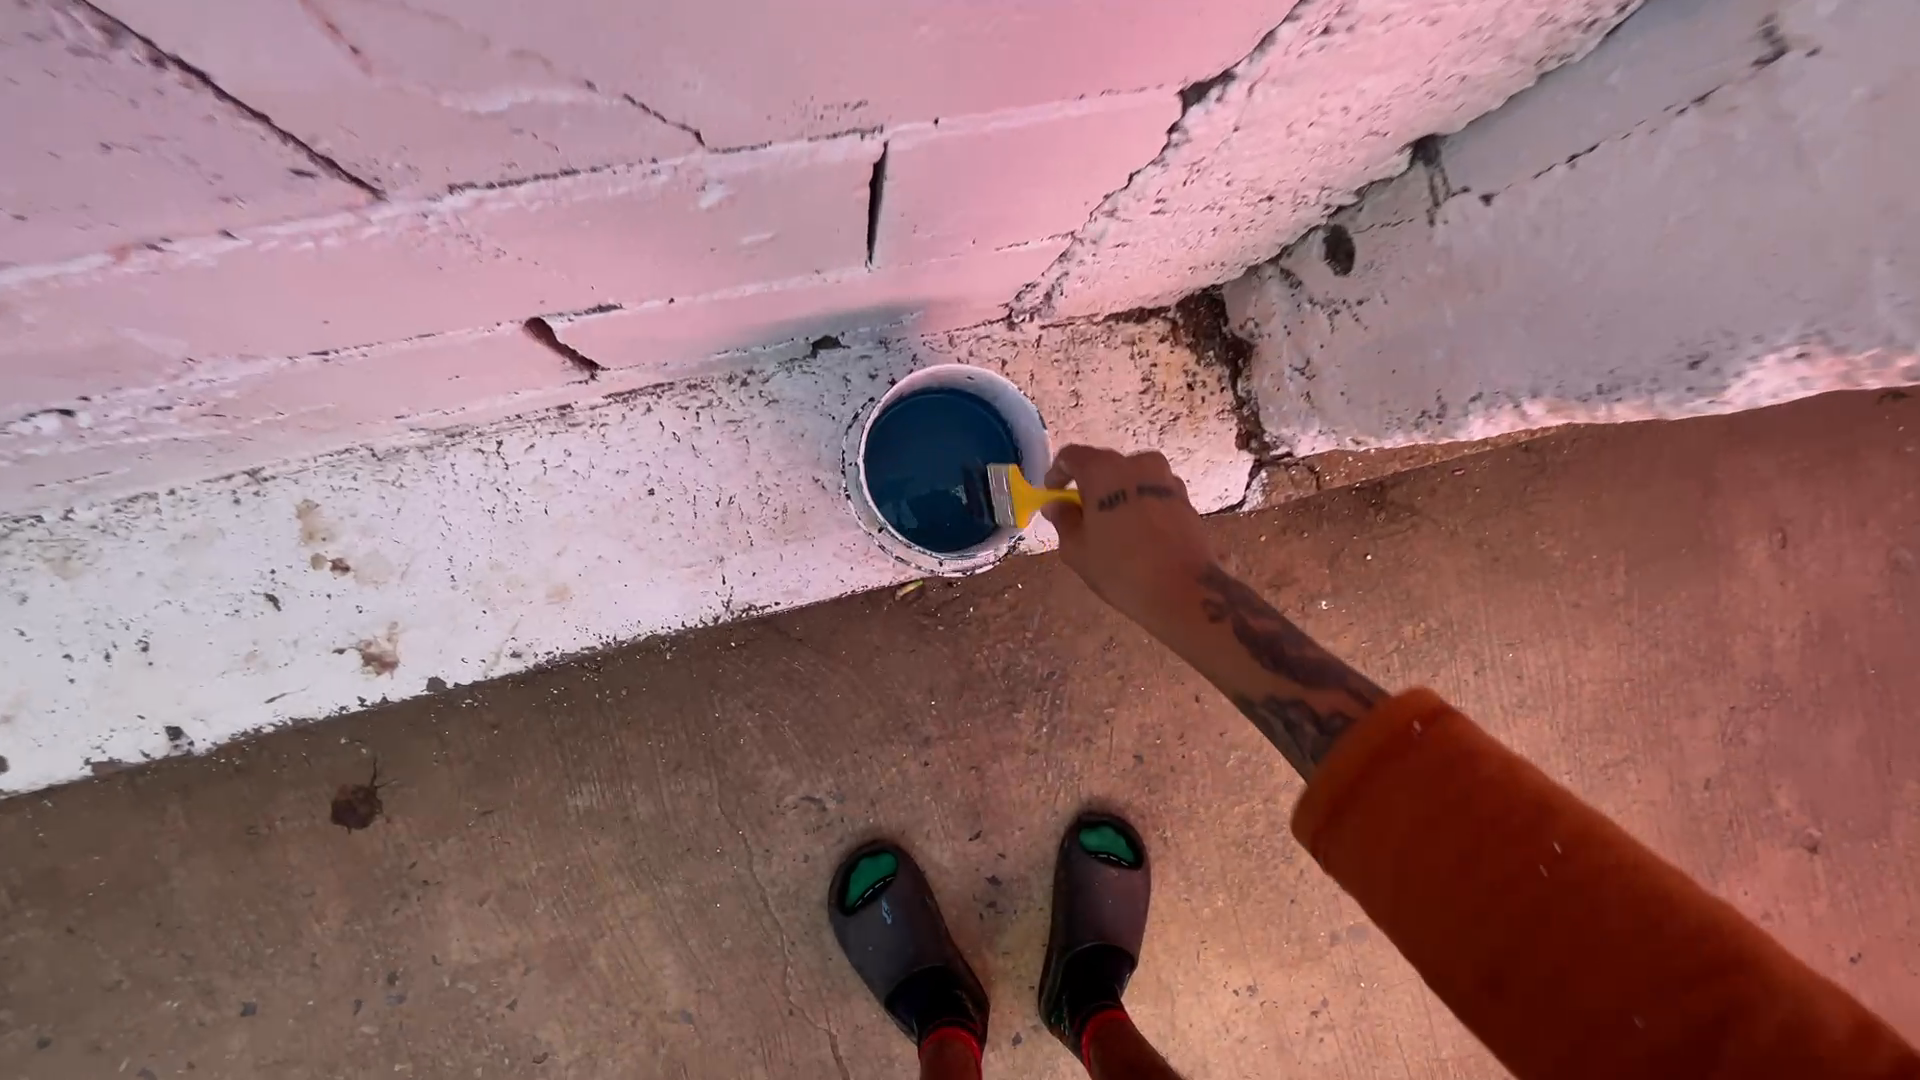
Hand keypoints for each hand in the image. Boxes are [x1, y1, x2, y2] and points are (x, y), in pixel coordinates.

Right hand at [1041, 445, 1217, 628]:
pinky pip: (1153, 493)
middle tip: (1080, 514)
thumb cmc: (1120, 568)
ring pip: (1132, 478)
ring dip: (1117, 494)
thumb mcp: (1077, 549)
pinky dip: (1140, 505)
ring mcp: (1166, 479)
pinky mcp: (1185, 498)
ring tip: (1111, 527)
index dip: (1057, 473)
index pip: (1071, 456)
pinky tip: (1137, 534)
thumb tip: (1056, 505)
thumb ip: (1064, 520)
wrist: (1182, 590)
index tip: (1052, 493)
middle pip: (1104, 465)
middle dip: (1089, 485)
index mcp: (1104, 470)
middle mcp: (1138, 464)